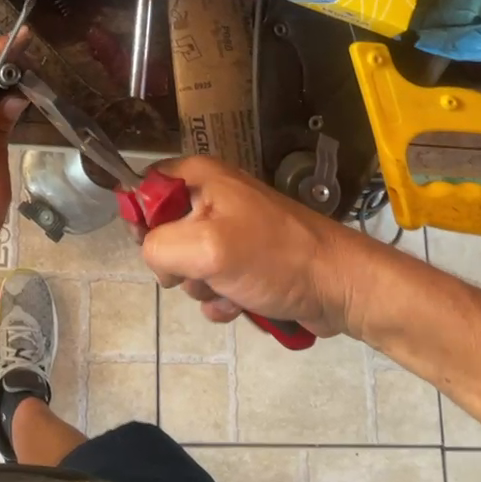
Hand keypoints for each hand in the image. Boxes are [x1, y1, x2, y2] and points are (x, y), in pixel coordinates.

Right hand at [140, 157, 380, 339]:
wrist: (341, 287)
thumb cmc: (274, 257)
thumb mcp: (206, 247)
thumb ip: (159, 246)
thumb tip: (155, 258)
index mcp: (202, 176)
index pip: (146, 184)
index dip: (140, 214)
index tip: (149, 243)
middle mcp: (213, 196)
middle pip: (163, 228)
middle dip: (176, 259)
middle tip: (199, 269)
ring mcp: (231, 230)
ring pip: (186, 261)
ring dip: (200, 284)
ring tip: (228, 289)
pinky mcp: (247, 261)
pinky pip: (211, 282)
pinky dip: (220, 298)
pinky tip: (238, 305)